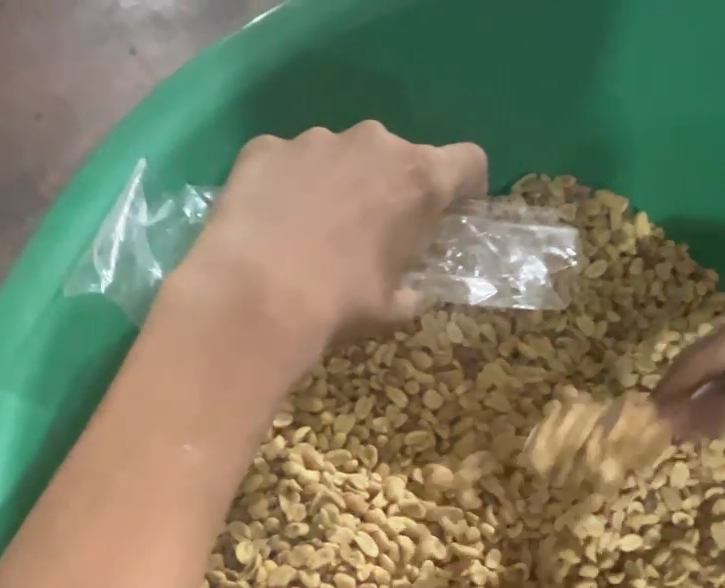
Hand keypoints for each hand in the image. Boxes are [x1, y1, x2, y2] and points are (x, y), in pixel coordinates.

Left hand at [170, 121, 487, 363]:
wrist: (256, 296)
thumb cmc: (338, 304)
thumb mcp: (390, 310)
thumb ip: (410, 290)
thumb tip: (410, 293)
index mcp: (419, 180)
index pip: (468, 162)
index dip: (465, 187)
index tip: (452, 211)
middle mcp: (373, 143)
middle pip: (397, 157)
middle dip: (389, 189)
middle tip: (369, 233)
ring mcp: (315, 140)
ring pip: (339, 156)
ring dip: (336, 184)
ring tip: (310, 232)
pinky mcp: (265, 148)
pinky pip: (286, 162)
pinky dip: (286, 185)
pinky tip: (270, 224)